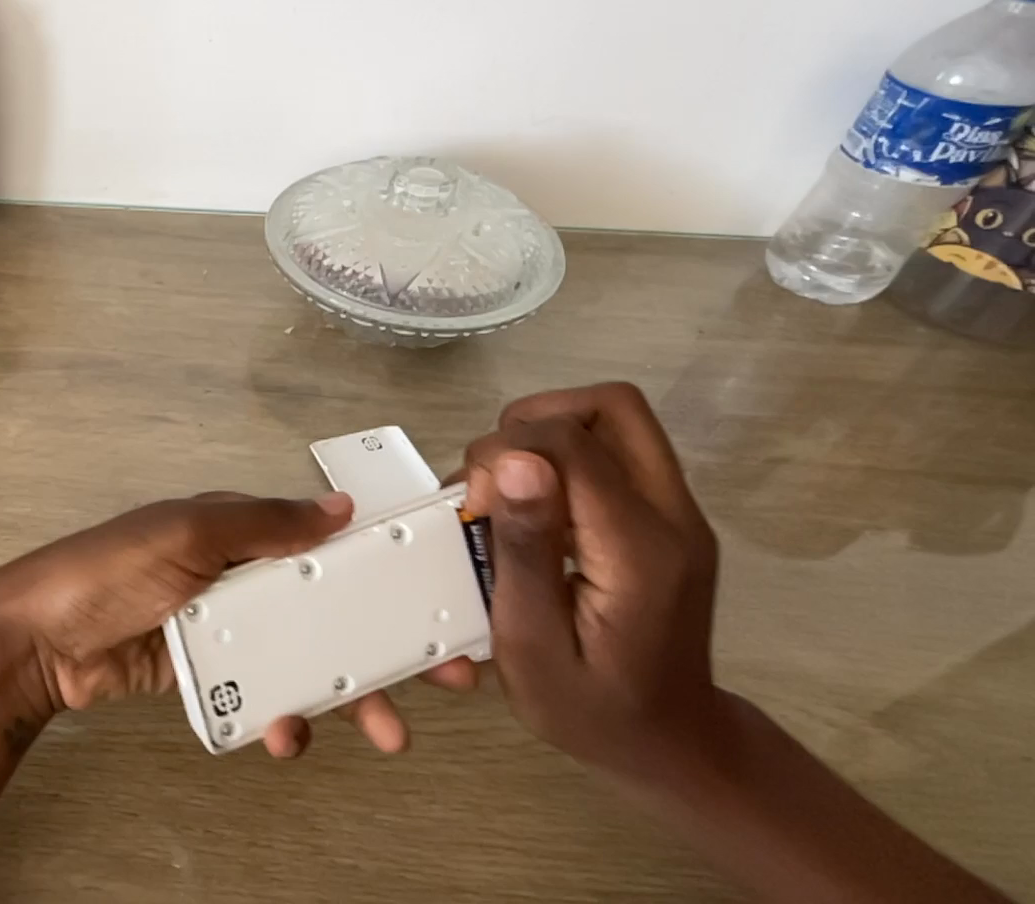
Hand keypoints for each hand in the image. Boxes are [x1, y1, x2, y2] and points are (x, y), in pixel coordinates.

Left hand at [0, 492, 478, 757]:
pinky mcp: (207, 672)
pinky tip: (288, 734)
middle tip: (445, 677)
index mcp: (239, 531)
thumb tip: (341, 504)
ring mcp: (225, 628)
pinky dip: (281, 714)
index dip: (380, 568)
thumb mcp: (190, 533)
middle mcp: (239, 576)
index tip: (436, 596)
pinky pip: (260, 692)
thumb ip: (264, 523)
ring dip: (344, 692)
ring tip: (385, 732)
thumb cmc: (112, 570)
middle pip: (327, 608)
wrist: (41, 638)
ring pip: (301, 657)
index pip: (324, 544)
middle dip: (383, 642)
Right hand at [462, 382, 729, 780]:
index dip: (505, 454)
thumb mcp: (532, 643)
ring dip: (543, 435)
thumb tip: (516, 462)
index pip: (571, 443)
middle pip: (610, 405)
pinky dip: (559, 456)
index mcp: (639, 549)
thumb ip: (525, 549)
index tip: (475, 507)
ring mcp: (674, 512)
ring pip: (611, 418)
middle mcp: (670, 515)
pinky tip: (531, 508)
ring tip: (506, 493)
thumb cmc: (589, 707)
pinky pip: (609, 449)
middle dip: (532, 421)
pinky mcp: (662, 516)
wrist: (670, 743)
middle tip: (493, 482)